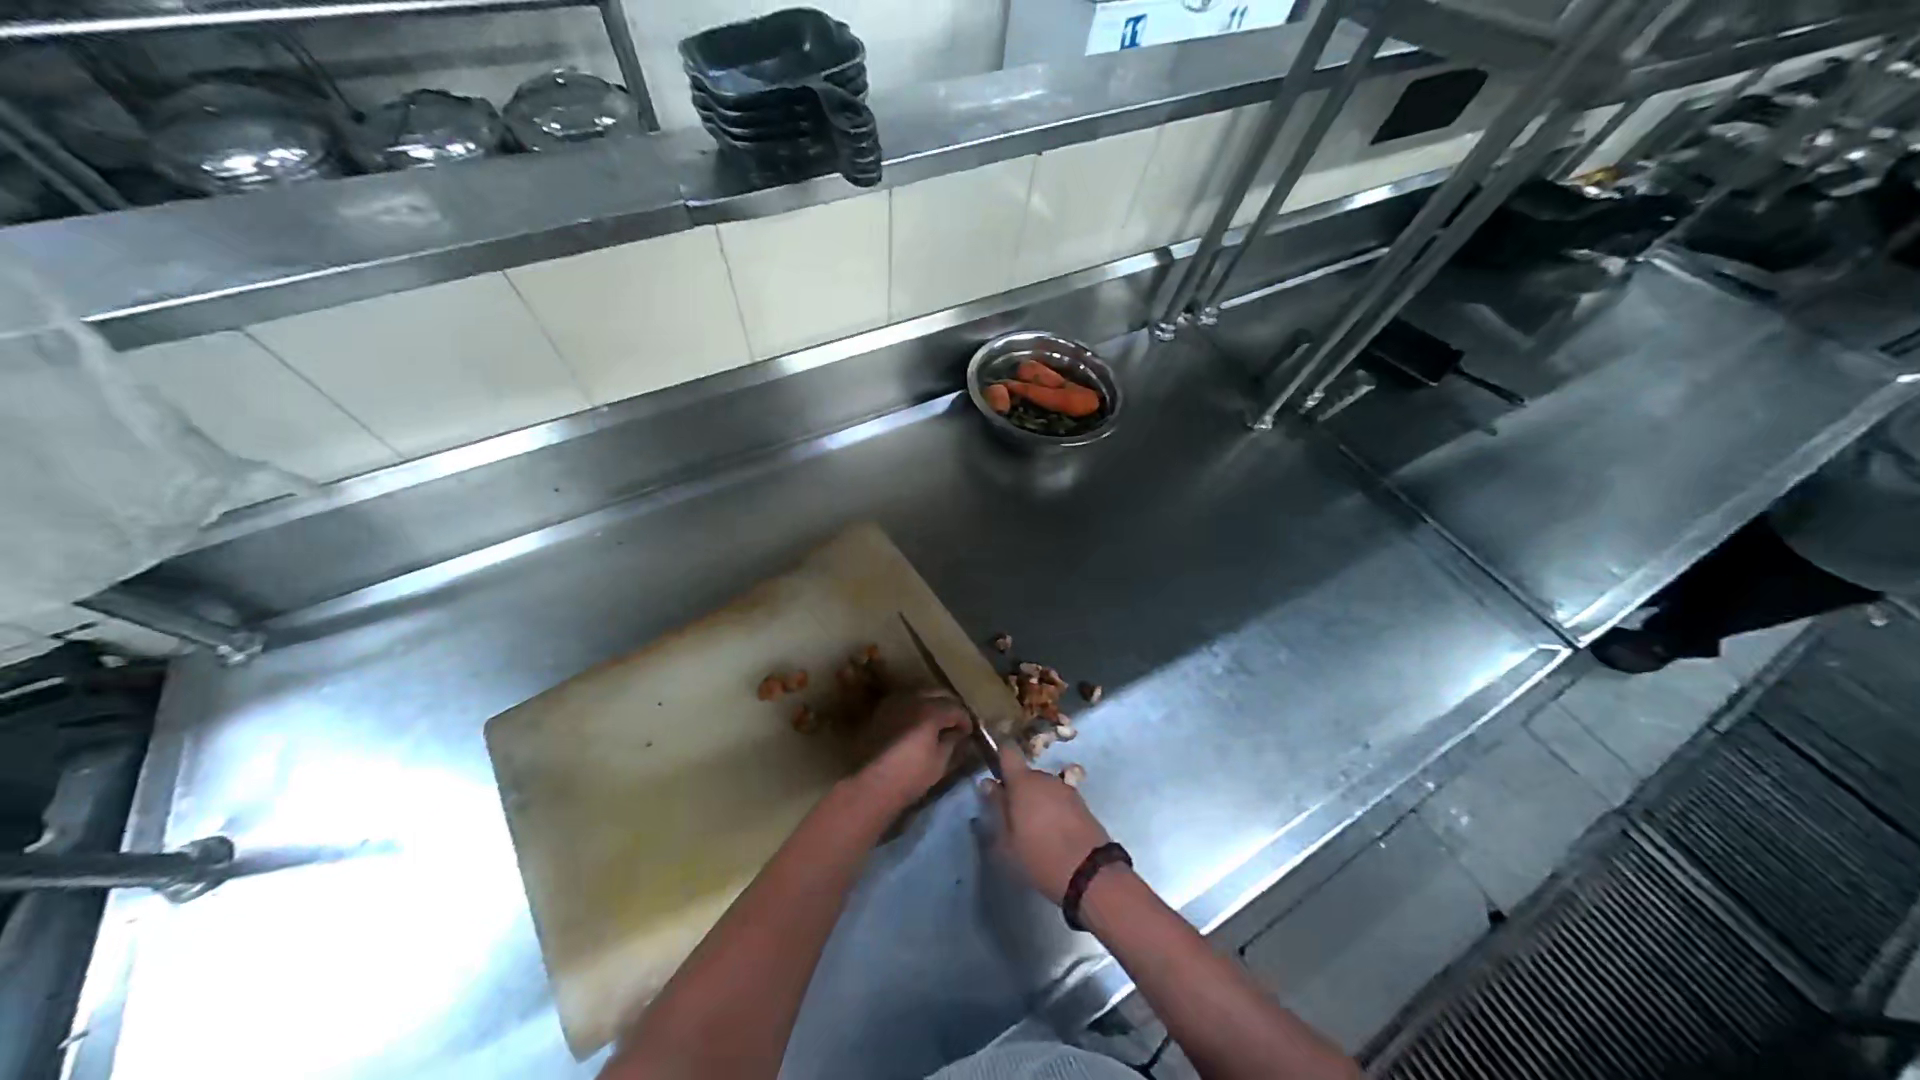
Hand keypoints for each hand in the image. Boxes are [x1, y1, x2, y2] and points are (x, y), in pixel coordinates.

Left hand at [848, 691, 969, 813]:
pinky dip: (916, 707)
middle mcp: (912, 698)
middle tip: (956, 723)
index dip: (966, 720)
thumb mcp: (939, 762)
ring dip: (933, 704)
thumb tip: (959, 733)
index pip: (956, 708)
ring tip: (938, 722)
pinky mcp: (881, 710)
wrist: (871, 784)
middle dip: (950, 706)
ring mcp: (894, 702)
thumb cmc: (910, 776)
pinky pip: (905, 701)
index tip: (969, 733)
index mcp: (930, 710)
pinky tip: (918, 722)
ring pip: (921, 694)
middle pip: (938, 693)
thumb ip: (952, 741)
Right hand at [983, 743, 1111, 903]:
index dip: (1000, 757)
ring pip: (1043, 788)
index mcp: (1023, 783)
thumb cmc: (1039, 856)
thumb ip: (996, 808)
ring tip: (1035, 831)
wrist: (1090, 873)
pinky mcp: (1081, 803)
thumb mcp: (1006, 840)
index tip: (996, 774)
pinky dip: (1053, 810)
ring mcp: (1066, 789)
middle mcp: (1045, 779)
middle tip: (1013, 818)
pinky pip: (1059, 800)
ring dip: (1037, 802)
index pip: (1008, 752)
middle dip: (1019, 791)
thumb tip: (988, 784)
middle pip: (1026, 775)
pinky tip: (1053, 835)